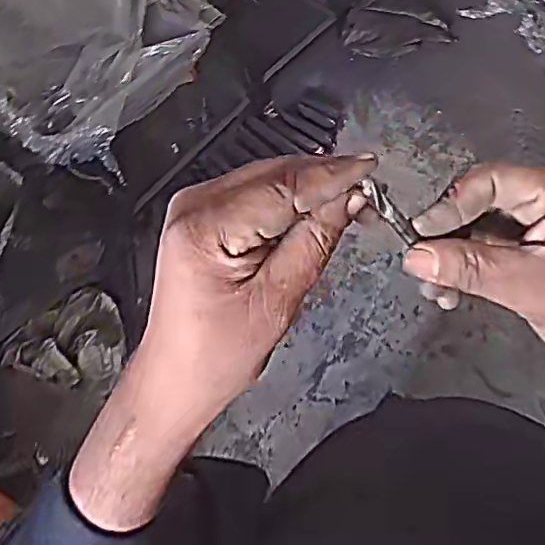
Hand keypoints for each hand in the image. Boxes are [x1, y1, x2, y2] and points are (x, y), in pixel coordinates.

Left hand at [71, 154, 373, 530]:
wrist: (176, 374)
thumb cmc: (214, 356)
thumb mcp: (276, 303)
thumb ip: (314, 243)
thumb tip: (347, 199)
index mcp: (204, 227)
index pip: (281, 186)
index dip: (330, 175)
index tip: (366, 170)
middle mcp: (194, 205)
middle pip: (273, 173)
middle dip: (324, 178)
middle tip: (368, 189)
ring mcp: (195, 204)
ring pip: (267, 176)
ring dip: (310, 185)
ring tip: (350, 199)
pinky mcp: (204, 210)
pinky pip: (256, 189)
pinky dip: (290, 195)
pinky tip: (316, 204)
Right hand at [403, 164, 544, 383]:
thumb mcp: (534, 291)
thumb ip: (471, 269)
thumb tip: (419, 255)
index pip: (489, 181)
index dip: (452, 204)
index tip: (423, 231)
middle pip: (477, 202)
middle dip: (447, 234)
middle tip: (424, 259)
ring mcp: (539, 228)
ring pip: (476, 228)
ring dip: (452, 257)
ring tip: (437, 284)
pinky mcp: (532, 252)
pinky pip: (486, 250)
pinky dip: (466, 269)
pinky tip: (453, 289)